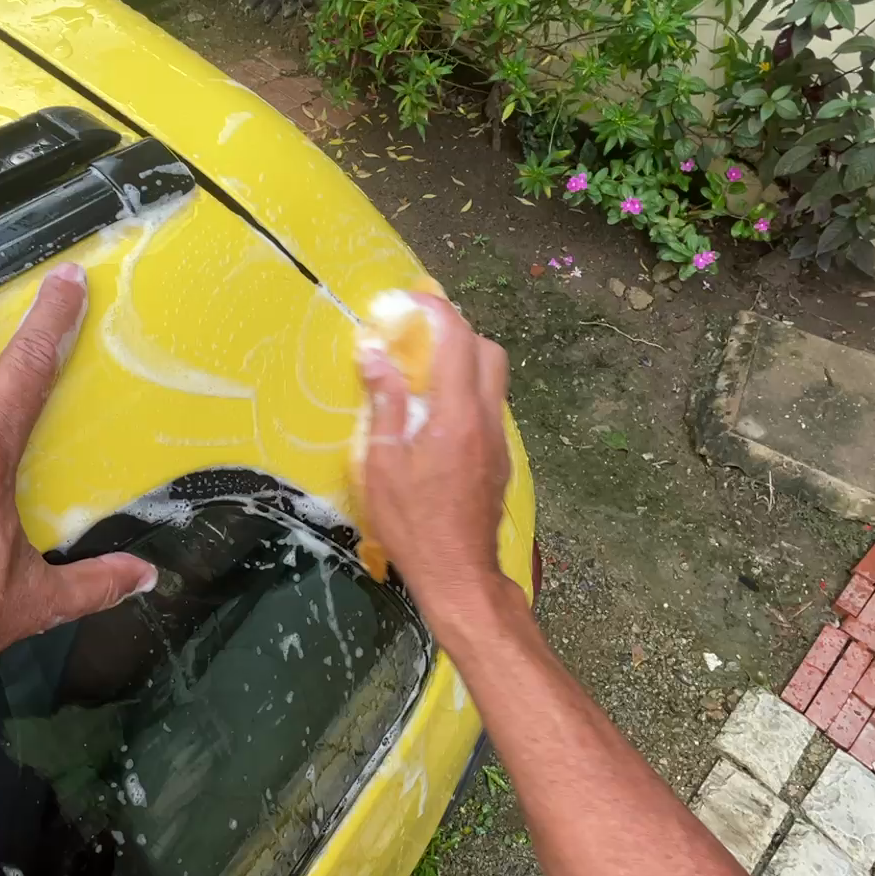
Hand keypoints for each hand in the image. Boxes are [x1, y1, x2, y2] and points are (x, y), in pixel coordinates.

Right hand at [359, 293, 514, 616]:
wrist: (458, 573)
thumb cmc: (412, 522)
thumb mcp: (384, 463)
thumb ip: (384, 403)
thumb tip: (373, 353)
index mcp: (455, 413)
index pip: (456, 338)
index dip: (433, 309)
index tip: (406, 302)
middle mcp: (486, 418)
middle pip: (488, 351)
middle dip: (456, 333)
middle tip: (418, 341)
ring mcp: (499, 440)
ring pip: (494, 381)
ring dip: (464, 364)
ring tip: (424, 379)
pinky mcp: (501, 460)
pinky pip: (490, 409)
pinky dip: (468, 395)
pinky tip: (437, 421)